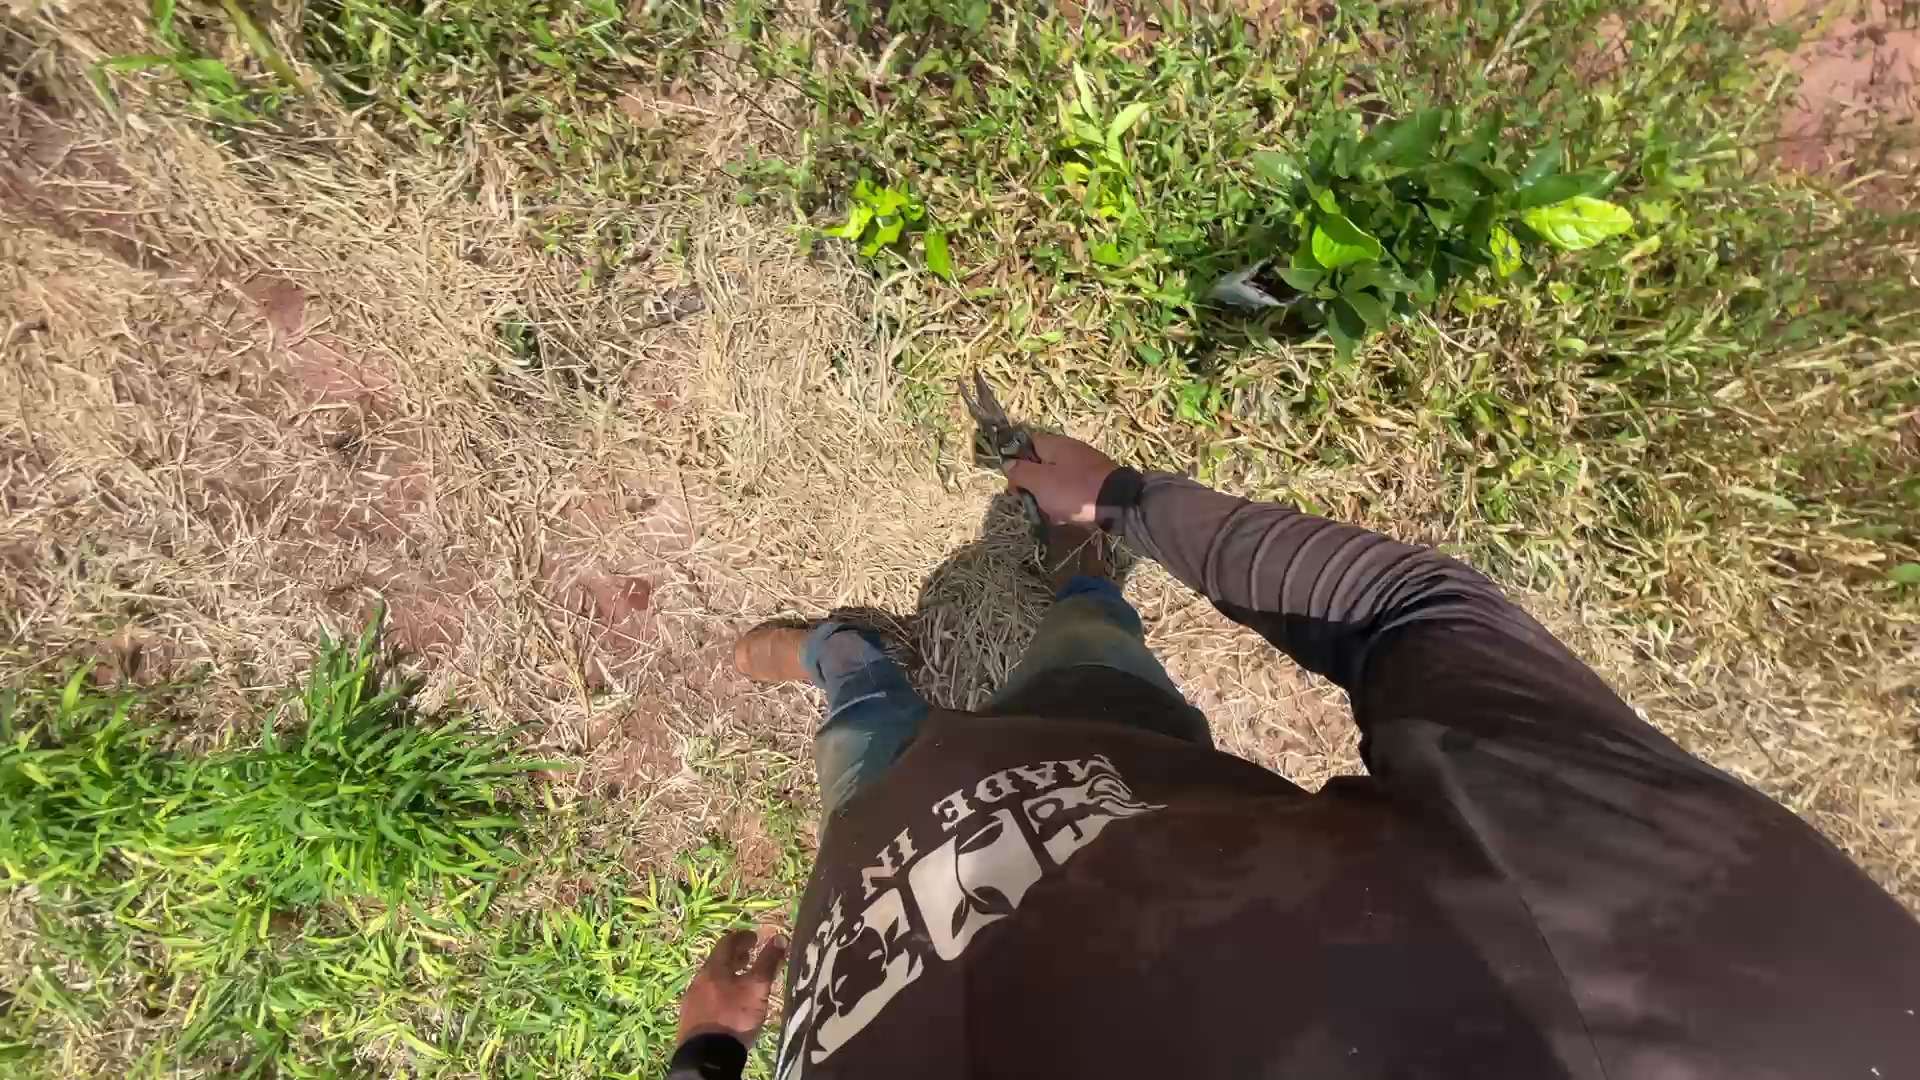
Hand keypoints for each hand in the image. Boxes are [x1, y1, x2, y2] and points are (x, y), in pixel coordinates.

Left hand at [676, 928, 788, 1045]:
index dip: (743, 938)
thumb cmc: (734, 1016)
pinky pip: (706, 997)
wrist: (707, 1059)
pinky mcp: (690, 1021)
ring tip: (741, 982)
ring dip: (727, 976)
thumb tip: (780, 938)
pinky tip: (728, 1004)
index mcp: (713, 968)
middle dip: (735, 957)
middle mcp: (699, 980)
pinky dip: (719, 992)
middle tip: (749, 958)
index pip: (727, 942)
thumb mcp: (757, 988)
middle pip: (717, 961)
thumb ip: (768, 962)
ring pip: (711, 980)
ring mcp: (692, 1001)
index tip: (755, 939)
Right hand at [1004, 433, 1117, 525]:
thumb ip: (1021, 471)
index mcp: (1055, 444)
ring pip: (1056, 478)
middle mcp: (1070, 450)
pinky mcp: (1096, 481)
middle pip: (1041, 463)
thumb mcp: (1040, 482)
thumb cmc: (1073, 491)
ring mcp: (1085, 465)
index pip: (1027, 443)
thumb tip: (1008, 463)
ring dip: (1048, 495)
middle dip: (1032, 482)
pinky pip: (1072, 488)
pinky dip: (1065, 501)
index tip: (1013, 482)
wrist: (1118, 503)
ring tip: (1048, 512)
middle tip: (1029, 500)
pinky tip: (1065, 515)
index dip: (1015, 461)